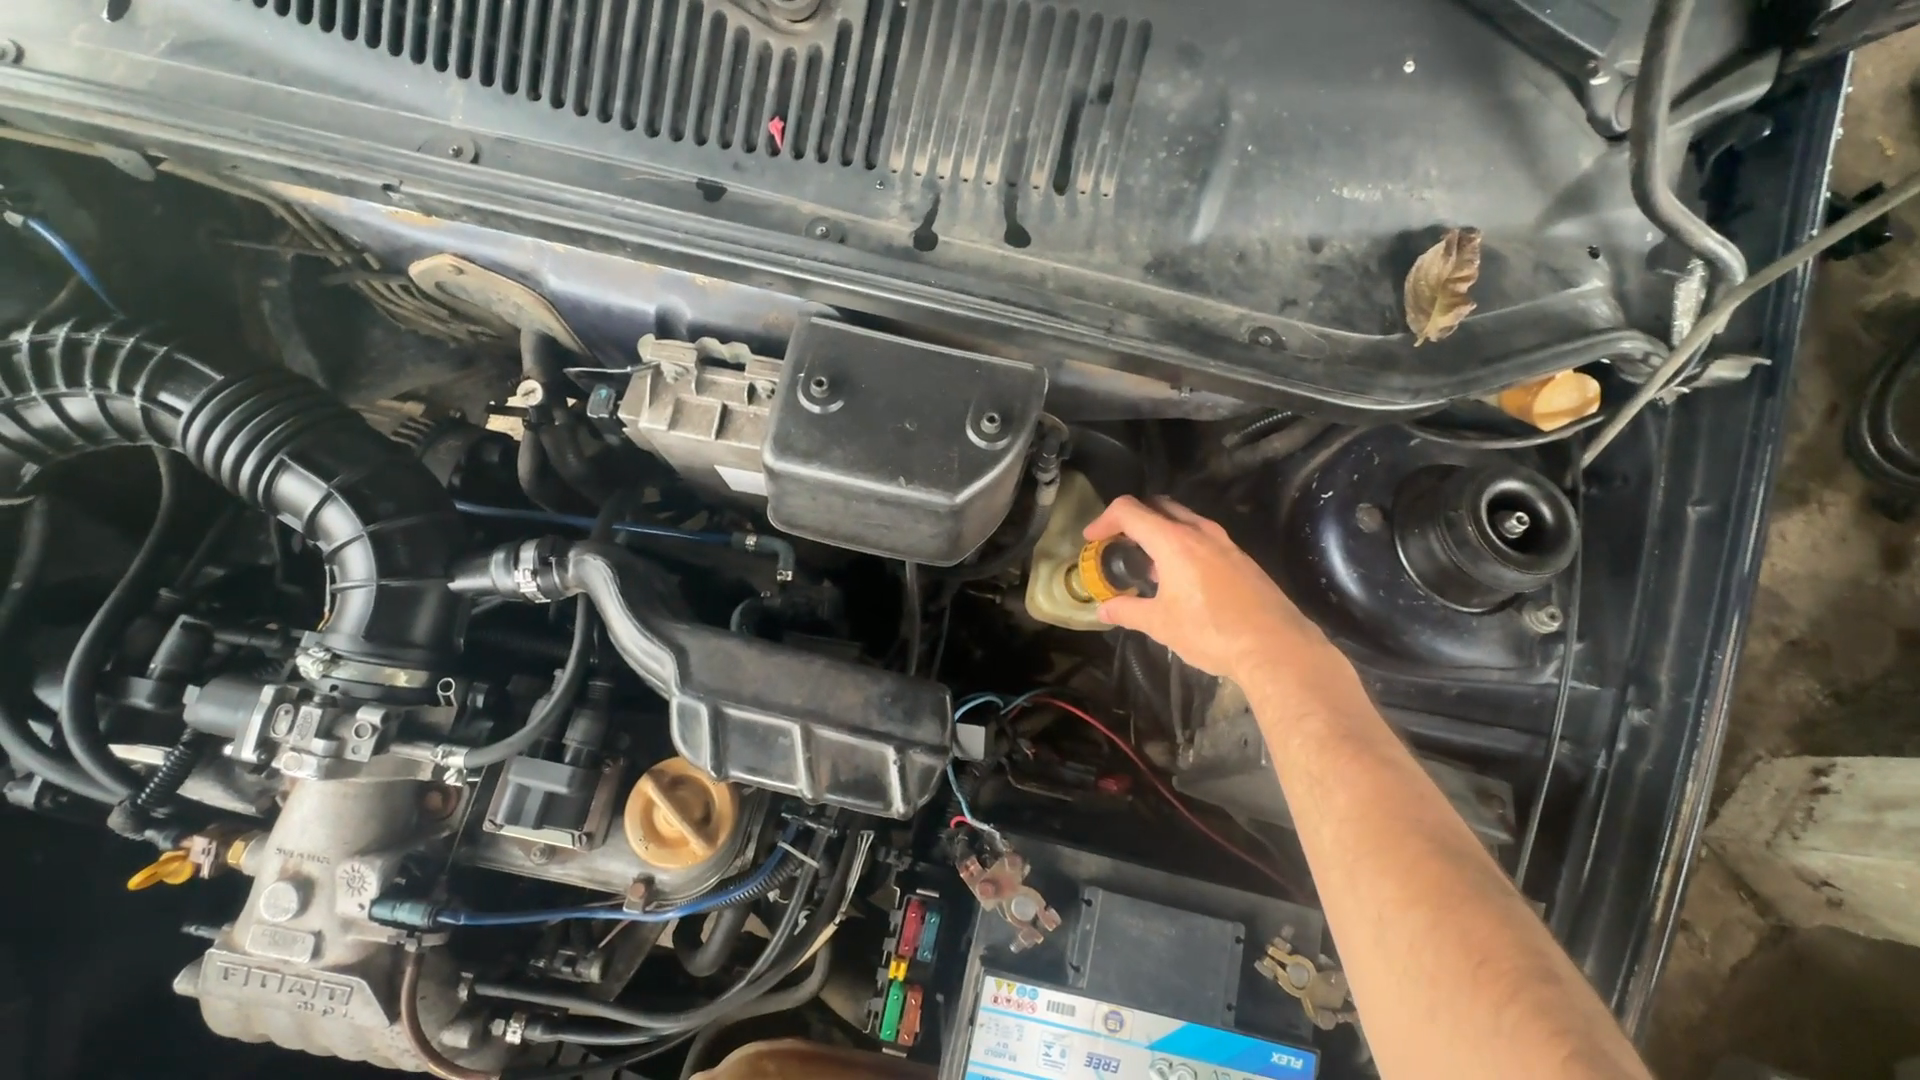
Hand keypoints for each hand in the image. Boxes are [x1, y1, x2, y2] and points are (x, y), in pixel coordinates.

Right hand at [1084, 495, 1332, 680]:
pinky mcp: (1241, 558)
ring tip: (1148, 564)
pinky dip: (1183, 545)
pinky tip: (1181, 579)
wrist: (1274, 646)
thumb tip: (1103, 609)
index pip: (1129, 510)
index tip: (1092, 540)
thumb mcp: (1160, 624)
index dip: (1104, 520)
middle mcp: (1200, 532)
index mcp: (1174, 541)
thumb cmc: (1211, 632)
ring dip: (1160, 532)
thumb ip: (1127, 611)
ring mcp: (1225, 543)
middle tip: (1118, 544)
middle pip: (1158, 506)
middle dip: (1132, 519)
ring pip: (1184, 520)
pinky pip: (1204, 538)